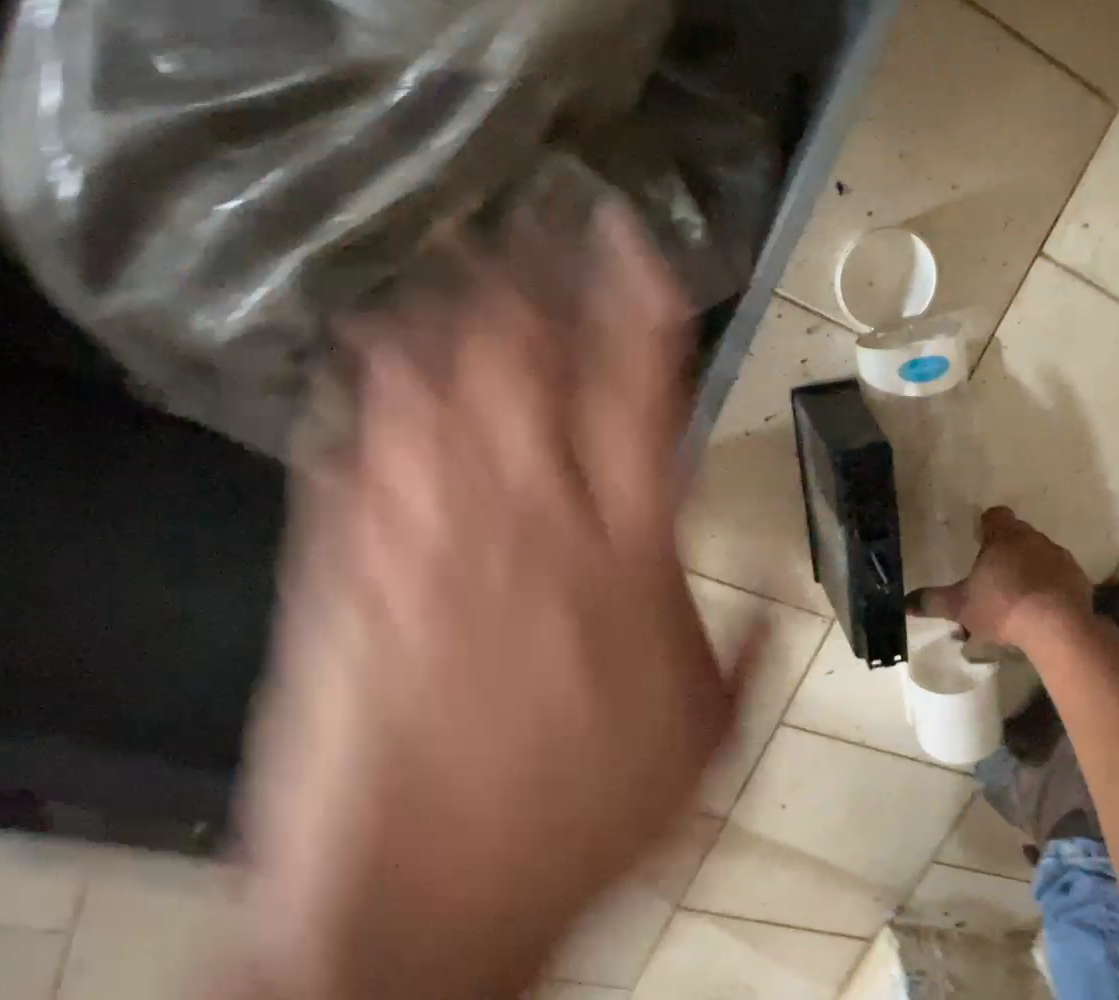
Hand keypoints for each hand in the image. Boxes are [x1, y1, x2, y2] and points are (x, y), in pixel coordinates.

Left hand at [230, 202, 753, 999]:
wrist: (415, 903)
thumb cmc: (576, 820)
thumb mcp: (698, 736)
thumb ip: (741, 644)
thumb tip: (773, 589)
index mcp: (622, 557)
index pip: (638, 392)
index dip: (643, 303)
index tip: (641, 244)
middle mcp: (526, 524)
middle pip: (532, 359)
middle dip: (546, 272)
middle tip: (552, 215)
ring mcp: (426, 539)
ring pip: (438, 383)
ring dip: (458, 302)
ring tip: (471, 243)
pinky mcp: (345, 570)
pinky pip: (353, 447)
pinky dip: (366, 381)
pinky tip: (376, 336)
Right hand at [907, 506, 1093, 654]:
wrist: (1058, 626)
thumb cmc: (1003, 607)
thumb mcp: (960, 606)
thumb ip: (932, 601)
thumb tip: (904, 602)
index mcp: (1003, 537)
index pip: (995, 516)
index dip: (987, 524)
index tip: (980, 536)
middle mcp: (1033, 539)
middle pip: (1018, 534)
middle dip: (1006, 548)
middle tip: (993, 572)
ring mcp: (1059, 557)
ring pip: (1041, 554)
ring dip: (1030, 567)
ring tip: (1018, 594)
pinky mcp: (1078, 578)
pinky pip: (1059, 575)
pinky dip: (1050, 585)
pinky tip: (1042, 608)